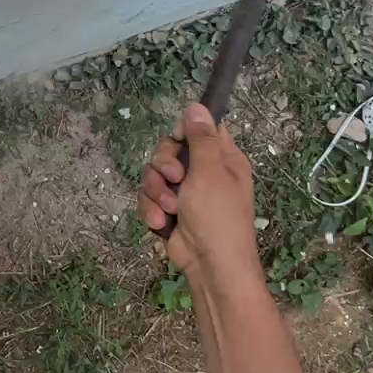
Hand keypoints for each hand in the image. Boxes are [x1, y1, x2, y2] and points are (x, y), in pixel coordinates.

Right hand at [140, 105, 261, 287]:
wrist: (210, 267)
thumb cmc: (218, 218)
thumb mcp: (210, 173)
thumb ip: (201, 139)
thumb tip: (198, 105)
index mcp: (223, 160)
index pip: (200, 130)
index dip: (184, 133)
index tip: (178, 143)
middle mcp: (204, 172)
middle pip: (169, 150)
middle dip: (163, 166)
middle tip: (173, 179)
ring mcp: (185, 192)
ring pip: (154, 174)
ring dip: (156, 192)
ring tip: (169, 209)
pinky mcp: (169, 209)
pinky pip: (148, 196)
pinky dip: (151, 209)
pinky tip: (161, 223)